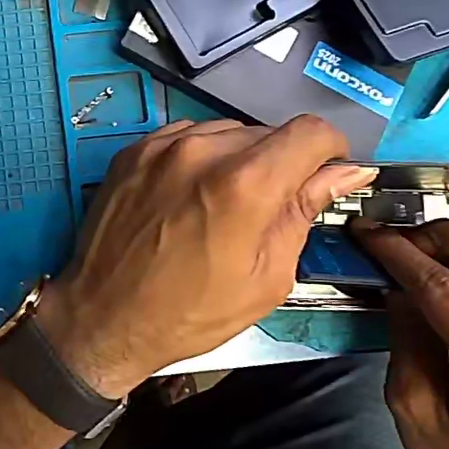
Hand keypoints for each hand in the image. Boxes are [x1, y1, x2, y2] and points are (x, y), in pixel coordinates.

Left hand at [38, 118, 376, 397]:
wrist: (104, 316)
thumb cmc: (189, 312)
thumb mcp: (266, 277)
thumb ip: (305, 212)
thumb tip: (344, 173)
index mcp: (243, 184)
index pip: (311, 132)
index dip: (330, 153)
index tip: (324, 175)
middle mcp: (201, 150)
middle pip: (268, 131)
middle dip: (282, 163)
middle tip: (267, 207)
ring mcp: (162, 145)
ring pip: (227, 131)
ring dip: (238, 158)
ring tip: (221, 204)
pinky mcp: (134, 149)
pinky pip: (187, 137)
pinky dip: (200, 157)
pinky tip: (189, 194)